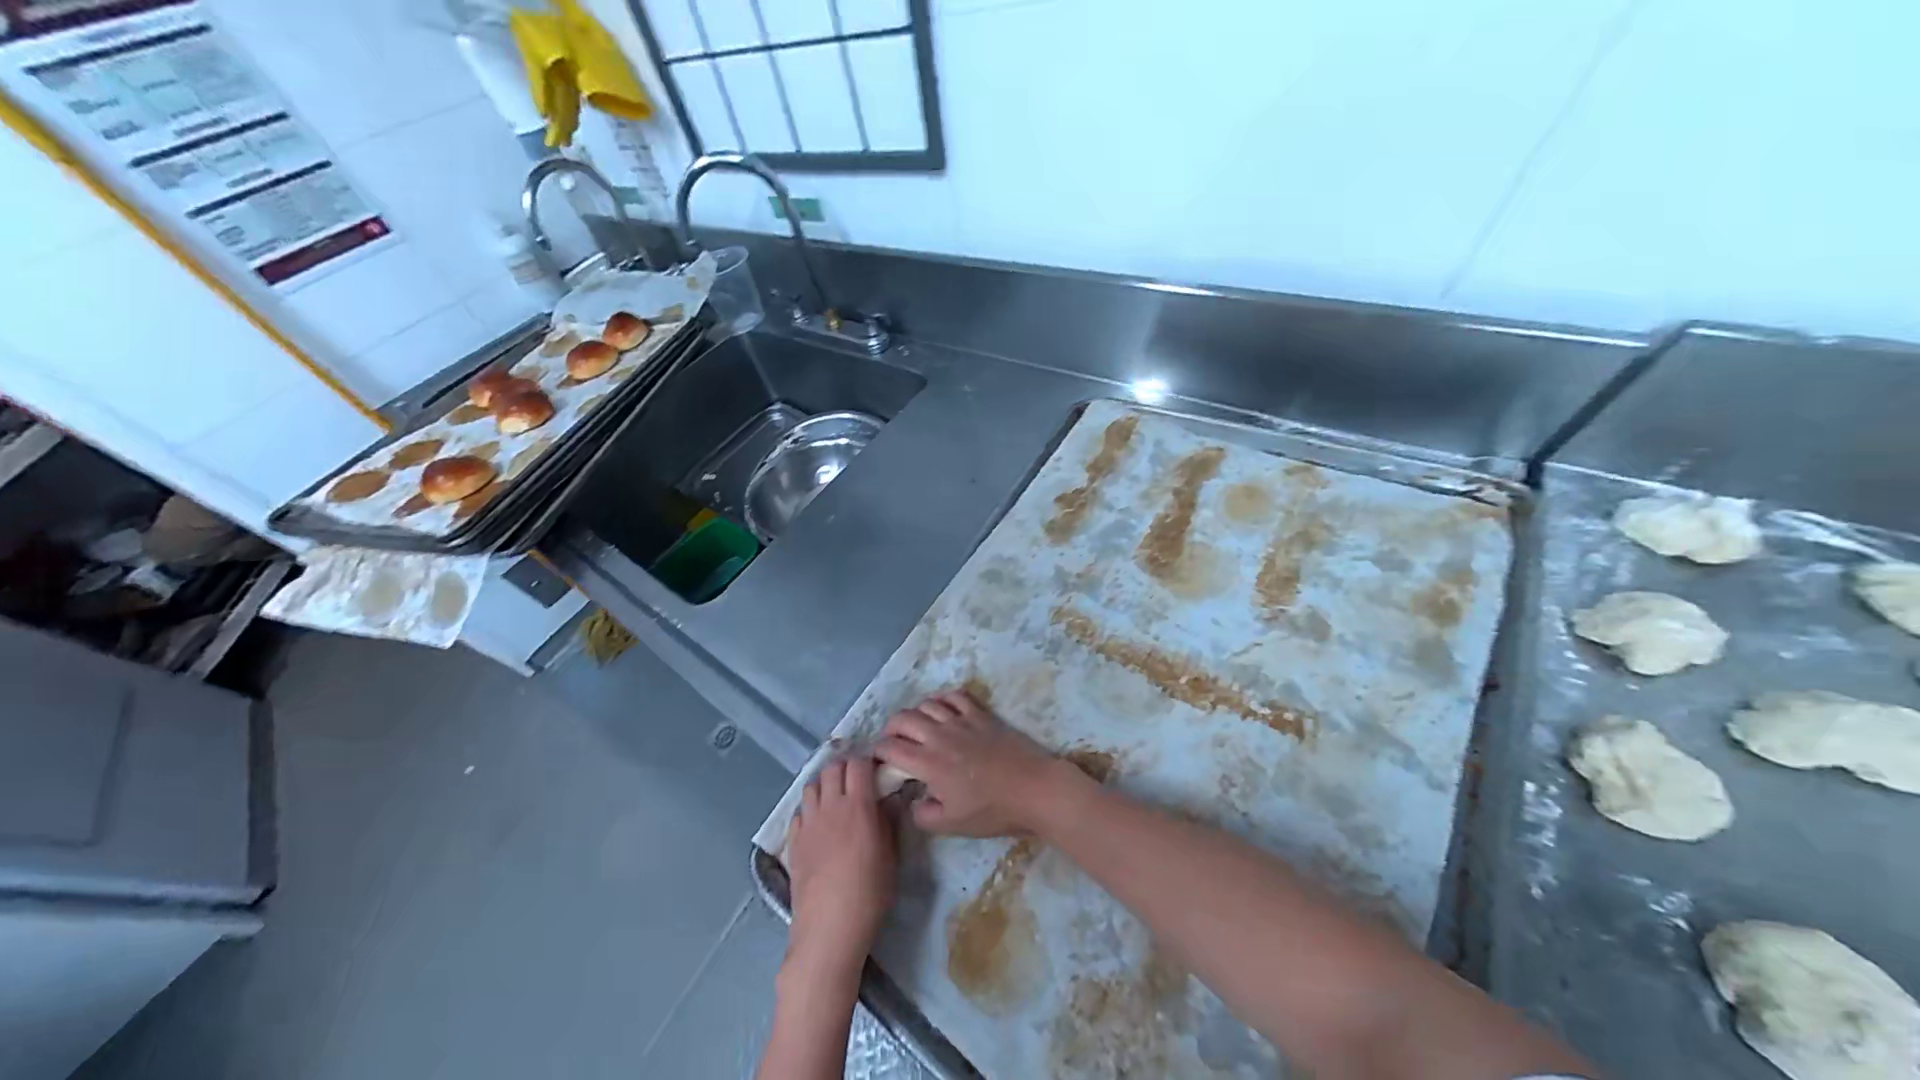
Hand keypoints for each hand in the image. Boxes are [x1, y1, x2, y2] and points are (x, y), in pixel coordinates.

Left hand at [786, 756, 896, 976]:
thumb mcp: (891, 856)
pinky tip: (819, 823)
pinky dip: (810, 808)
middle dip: (846, 768)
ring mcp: (808, 823)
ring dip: (825, 784)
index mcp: (858, 806)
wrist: (829, 927)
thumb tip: (892, 798)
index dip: (868, 762)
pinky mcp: (793, 840)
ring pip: (812, 785)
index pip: (859, 765)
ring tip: (836, 799)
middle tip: (858, 782)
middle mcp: (830, 806)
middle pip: (833, 768)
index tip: (877, 772)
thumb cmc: (869, 893)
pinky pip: (800, 810)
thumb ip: (890, 821)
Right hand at [874, 690, 1070, 836]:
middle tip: (895, 743)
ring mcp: (961, 721)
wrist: (1034, 789)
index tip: (881, 762)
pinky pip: (954, 696)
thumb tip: (912, 801)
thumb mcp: (952, 825)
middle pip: (902, 718)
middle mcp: (939, 735)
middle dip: (891, 729)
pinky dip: (942, 700)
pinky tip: (943, 711)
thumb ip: (923, 814)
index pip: (890, 748)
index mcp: (928, 763)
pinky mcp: (981, 714)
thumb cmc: (992, 810)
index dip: (878, 753)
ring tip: (918, 728)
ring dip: (915, 714)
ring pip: (926, 704)